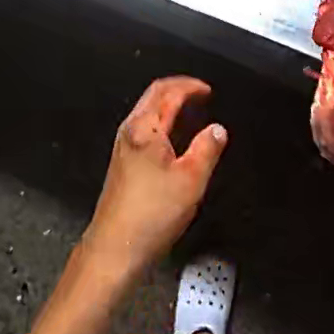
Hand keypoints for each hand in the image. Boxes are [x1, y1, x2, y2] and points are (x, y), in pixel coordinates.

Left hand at [83, 77, 227, 275]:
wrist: (115, 247)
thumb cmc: (151, 214)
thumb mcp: (191, 180)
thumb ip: (207, 149)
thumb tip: (217, 129)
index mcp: (146, 127)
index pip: (168, 91)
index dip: (190, 86)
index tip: (207, 90)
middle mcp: (130, 130)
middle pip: (153, 95)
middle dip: (177, 89)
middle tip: (199, 94)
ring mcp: (123, 145)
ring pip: (147, 111)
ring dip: (168, 105)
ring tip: (191, 111)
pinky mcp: (121, 161)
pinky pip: (143, 127)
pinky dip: (161, 121)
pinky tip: (173, 138)